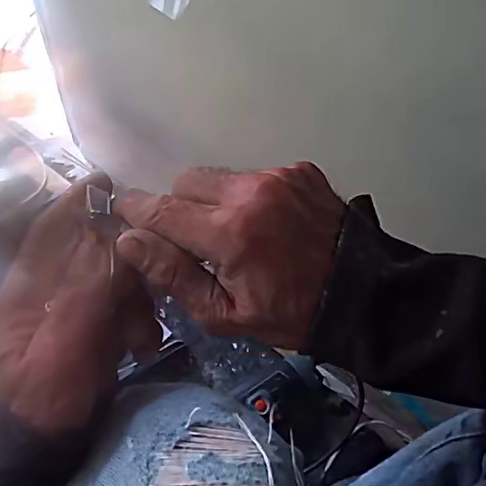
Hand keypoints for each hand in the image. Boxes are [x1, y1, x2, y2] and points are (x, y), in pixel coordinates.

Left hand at [0, 175, 160, 434]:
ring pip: (109, 280)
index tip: (105, 181)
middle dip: (122, 266)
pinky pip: (117, 308)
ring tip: (143, 338)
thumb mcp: (67, 342)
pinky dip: (134, 322)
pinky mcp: (89, 332)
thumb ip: (90, 287)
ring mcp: (68, 313)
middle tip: (152, 277)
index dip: (74, 204)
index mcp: (25, 288)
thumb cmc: (48, 398)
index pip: (48, 231)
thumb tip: (112, 233)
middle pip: (88, 253)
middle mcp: (44, 293)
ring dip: (134, 301)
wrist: (49, 453)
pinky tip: (141, 346)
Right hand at [114, 163, 344, 350]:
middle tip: (193, 240)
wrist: (364, 295)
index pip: (162, 210)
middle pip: (184, 183)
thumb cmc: (291, 313)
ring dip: (210, 200)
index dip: (136, 210)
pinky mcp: (297, 171)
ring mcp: (276, 178)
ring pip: (216, 176)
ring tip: (233, 233)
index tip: (122, 211)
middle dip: (178, 208)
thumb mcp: (225, 313)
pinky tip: (265, 224)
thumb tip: (129, 243)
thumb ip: (172, 275)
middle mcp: (250, 194)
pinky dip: (245, 196)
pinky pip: (250, 176)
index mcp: (229, 233)